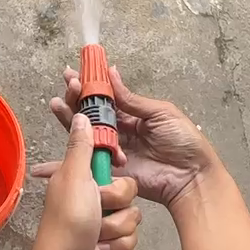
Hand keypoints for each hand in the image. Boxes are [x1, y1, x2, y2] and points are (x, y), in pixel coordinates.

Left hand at [33, 115, 142, 249]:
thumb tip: (79, 116)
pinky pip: (131, 235)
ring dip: (117, 226)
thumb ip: (80, 146)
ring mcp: (101, 218)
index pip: (108, 157)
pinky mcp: (111, 239)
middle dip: (117, 201)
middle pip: (127, 186)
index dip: (116, 163)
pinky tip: (102, 248)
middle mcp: (90, 194)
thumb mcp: (74, 176)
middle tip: (99, 207)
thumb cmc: (68, 221)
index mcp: (79, 175)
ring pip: (131, 212)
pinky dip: (119, 244)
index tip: (119, 164)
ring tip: (98, 233)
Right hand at [37, 65, 217, 208]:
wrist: (191, 177)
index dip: (91, 85)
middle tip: (67, 84)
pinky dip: (70, 157)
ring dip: (70, 118)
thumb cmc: (184, 142)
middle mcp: (120, 131)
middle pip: (91, 113)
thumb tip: (112, 74)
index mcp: (133, 115)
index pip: (107, 97)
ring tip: (58, 103)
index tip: (75, 72)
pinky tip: (58, 149)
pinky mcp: (109, 170)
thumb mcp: (161, 113)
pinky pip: (88, 161)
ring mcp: (112, 151)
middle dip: (76, 98)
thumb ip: (132, 99)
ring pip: (86, 133)